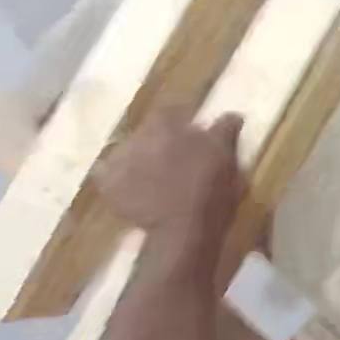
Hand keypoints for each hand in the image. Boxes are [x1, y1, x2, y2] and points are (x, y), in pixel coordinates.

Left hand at [95, 110, 243, 239]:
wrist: (184, 228)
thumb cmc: (212, 188)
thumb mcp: (228, 156)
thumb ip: (225, 131)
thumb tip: (232, 113)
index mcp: (164, 126)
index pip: (170, 110)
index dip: (183, 117)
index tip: (196, 128)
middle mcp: (135, 138)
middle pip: (148, 131)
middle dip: (162, 139)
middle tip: (181, 152)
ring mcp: (117, 164)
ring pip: (130, 152)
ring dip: (144, 158)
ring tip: (161, 173)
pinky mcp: (108, 187)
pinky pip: (114, 176)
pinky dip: (127, 179)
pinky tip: (142, 188)